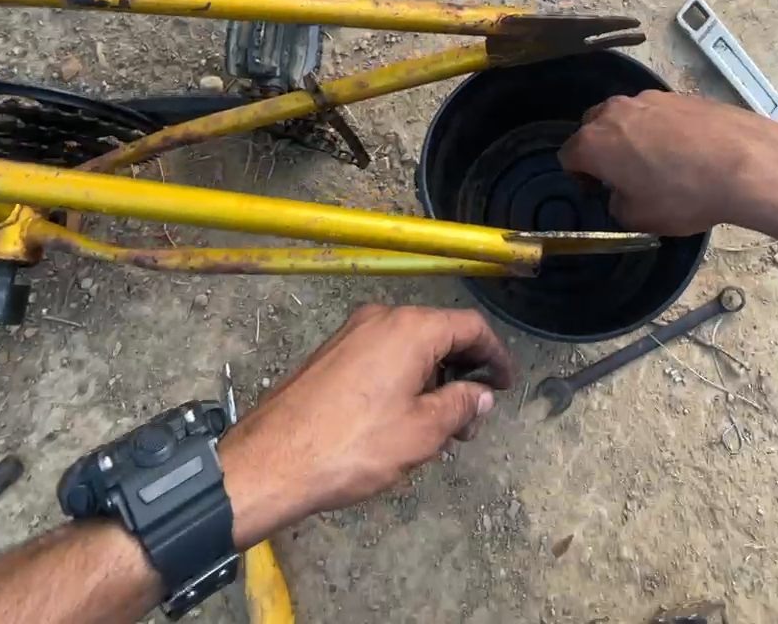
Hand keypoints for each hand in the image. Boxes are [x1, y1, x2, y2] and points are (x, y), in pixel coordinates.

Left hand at [218, 305, 513, 546]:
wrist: (271, 460)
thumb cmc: (352, 445)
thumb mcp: (421, 432)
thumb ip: (460, 406)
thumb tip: (481, 395)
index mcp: (410, 328)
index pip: (470, 326)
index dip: (495, 354)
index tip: (506, 385)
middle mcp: (382, 318)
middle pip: (440, 332)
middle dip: (464, 371)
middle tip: (473, 418)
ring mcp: (353, 332)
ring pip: (411, 345)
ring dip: (434, 377)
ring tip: (440, 426)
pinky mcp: (333, 351)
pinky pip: (384, 353)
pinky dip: (406, 376)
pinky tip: (406, 415)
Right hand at [557, 91, 777, 235]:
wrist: (743, 162)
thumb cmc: (683, 194)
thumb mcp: (639, 218)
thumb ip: (617, 206)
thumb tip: (621, 195)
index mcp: (593, 142)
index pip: (568, 156)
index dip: (579, 177)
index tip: (597, 191)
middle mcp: (614, 112)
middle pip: (593, 128)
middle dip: (601, 150)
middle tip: (624, 175)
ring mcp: (649, 99)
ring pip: (626, 118)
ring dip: (631, 137)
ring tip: (660, 163)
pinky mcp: (680, 95)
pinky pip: (657, 114)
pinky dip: (661, 130)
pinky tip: (686, 152)